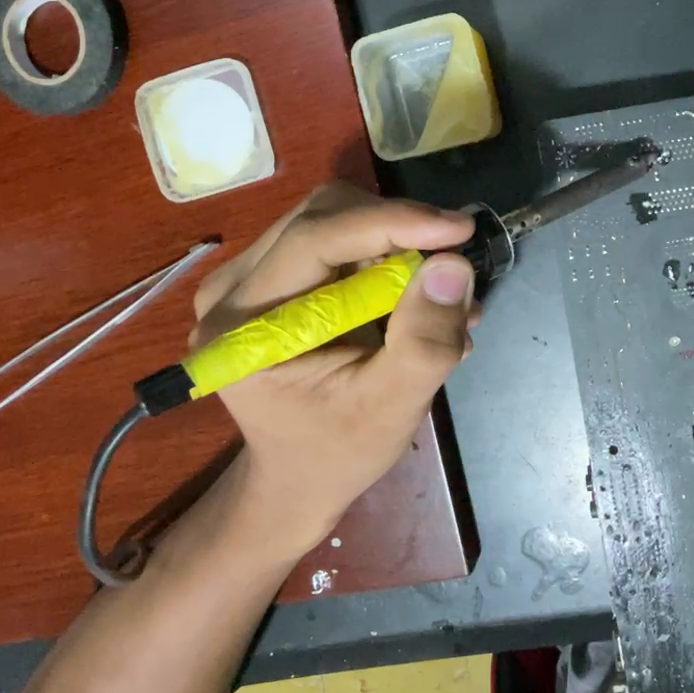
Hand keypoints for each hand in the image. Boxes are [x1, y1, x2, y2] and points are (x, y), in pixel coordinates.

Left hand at [183, 183, 477, 570]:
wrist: (300, 477)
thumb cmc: (338, 452)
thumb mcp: (392, 408)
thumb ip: (423, 341)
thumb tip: (454, 264)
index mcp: (241, 324)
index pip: (313, 238)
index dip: (391, 222)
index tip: (460, 229)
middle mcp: (233, 287)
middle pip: (323, 215)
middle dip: (397, 230)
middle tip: (453, 266)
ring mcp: (250, 278)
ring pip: (335, 218)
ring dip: (397, 244)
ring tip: (441, 297)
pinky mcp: (276, 277)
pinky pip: (339, 239)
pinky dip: (387, 256)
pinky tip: (417, 301)